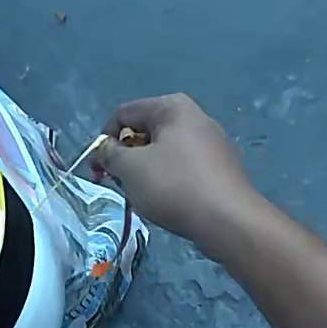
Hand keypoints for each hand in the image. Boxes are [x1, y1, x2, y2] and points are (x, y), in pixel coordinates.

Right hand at [93, 93, 265, 248]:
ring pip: (163, 153)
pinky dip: (168, 182)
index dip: (104, 140)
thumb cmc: (174, 186)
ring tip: (144, 198)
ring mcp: (212, 143)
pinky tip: (168, 203)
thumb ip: (109, 154)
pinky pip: (183, 169)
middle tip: (120, 185)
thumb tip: (105, 149)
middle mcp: (195, 117)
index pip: (123, 114)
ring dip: (145, 173)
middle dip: (126, 158)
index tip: (99, 170)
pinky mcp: (221, 169)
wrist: (228, 220)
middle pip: (145, 132)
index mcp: (172, 107)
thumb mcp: (130, 168)